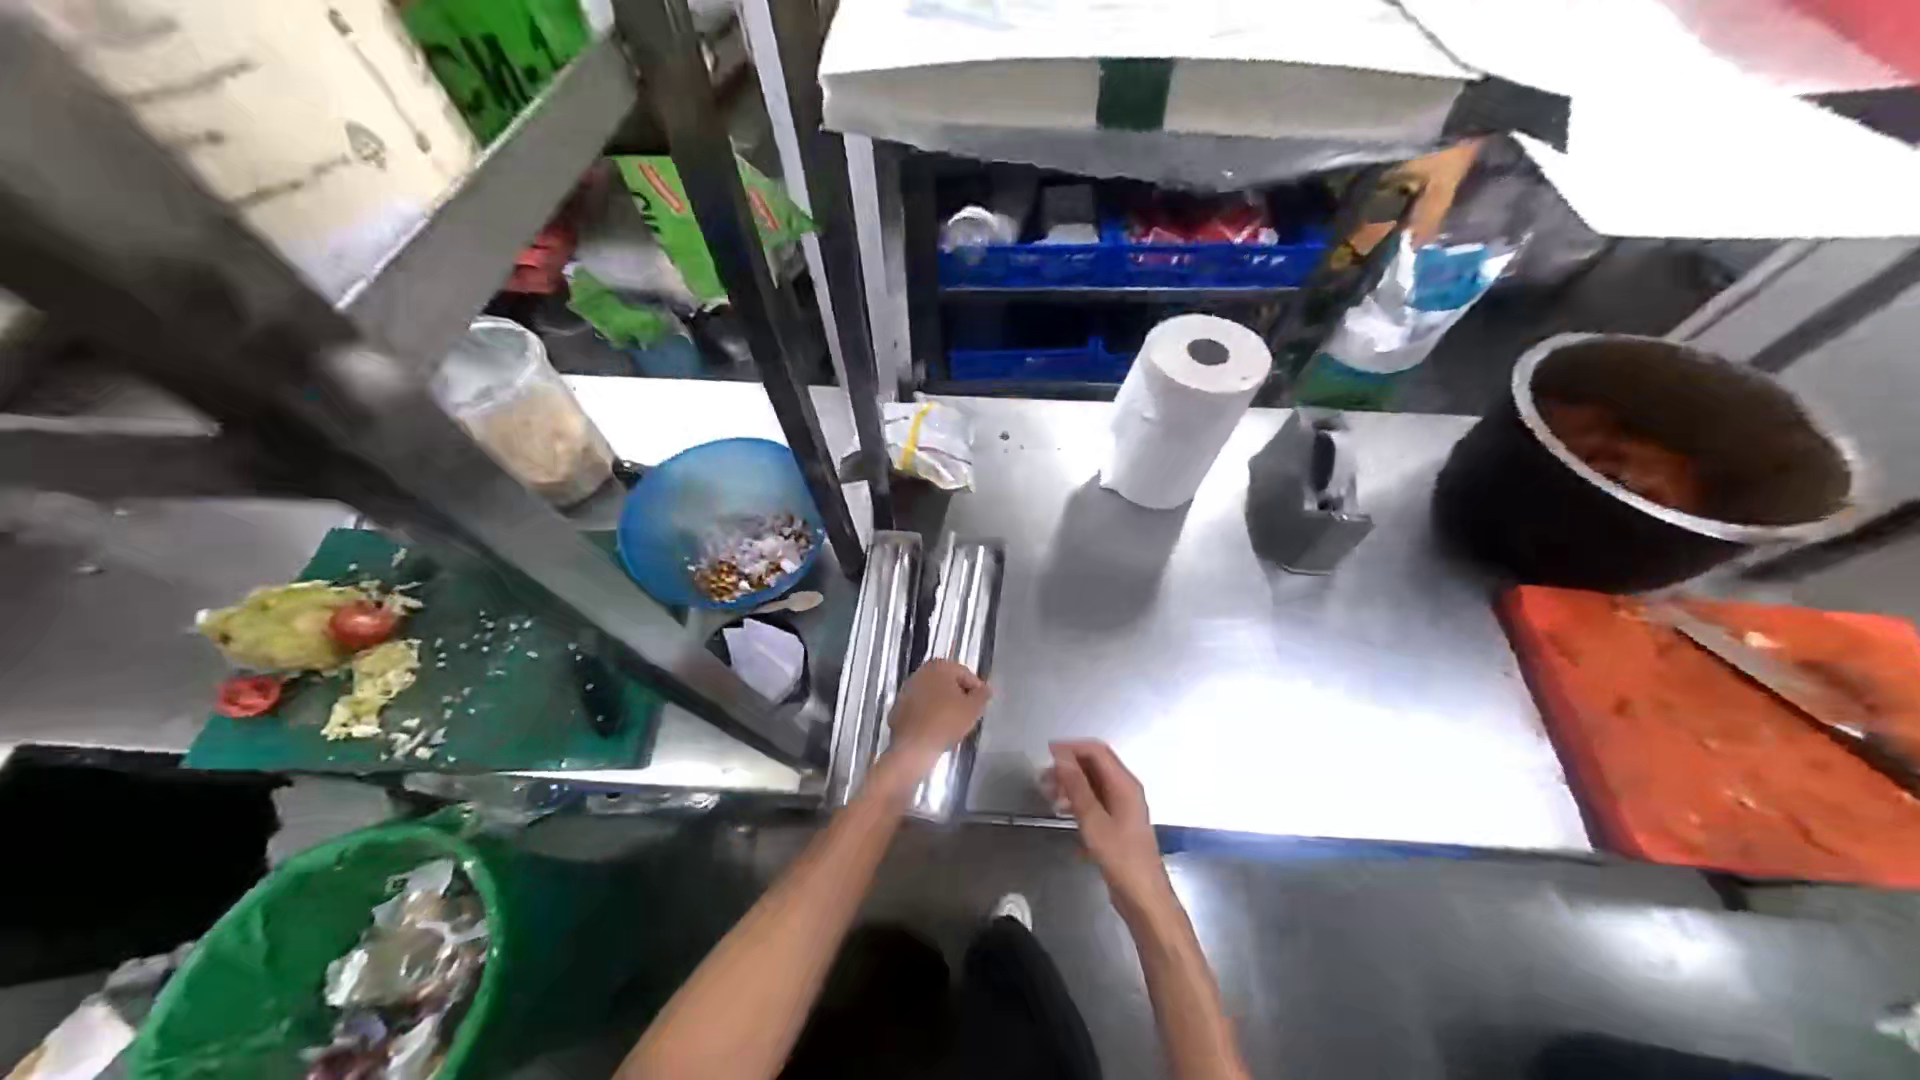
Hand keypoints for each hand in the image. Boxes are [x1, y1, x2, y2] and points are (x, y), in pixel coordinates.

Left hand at [886, 659, 990, 768]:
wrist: (913, 746)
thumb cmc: (946, 721)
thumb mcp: (973, 708)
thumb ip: (982, 695)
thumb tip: (985, 689)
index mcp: (939, 666)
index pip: (966, 674)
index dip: (976, 690)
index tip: (981, 706)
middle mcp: (921, 672)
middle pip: (948, 683)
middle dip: (959, 697)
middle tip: (968, 715)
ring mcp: (906, 689)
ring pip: (933, 696)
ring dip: (944, 706)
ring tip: (953, 725)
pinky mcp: (898, 707)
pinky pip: (921, 708)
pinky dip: (929, 715)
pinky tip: (936, 730)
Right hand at [1046, 740, 1168, 904]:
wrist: (1143, 897)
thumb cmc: (1121, 858)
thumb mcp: (1094, 821)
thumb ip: (1077, 787)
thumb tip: (1062, 757)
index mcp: (1125, 784)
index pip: (1097, 751)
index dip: (1072, 747)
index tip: (1048, 753)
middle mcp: (1125, 790)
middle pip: (1095, 765)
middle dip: (1068, 767)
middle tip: (1044, 778)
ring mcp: (1122, 807)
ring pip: (1093, 783)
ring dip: (1071, 784)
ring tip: (1048, 794)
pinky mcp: (1117, 823)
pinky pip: (1095, 800)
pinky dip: (1077, 800)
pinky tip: (1062, 811)